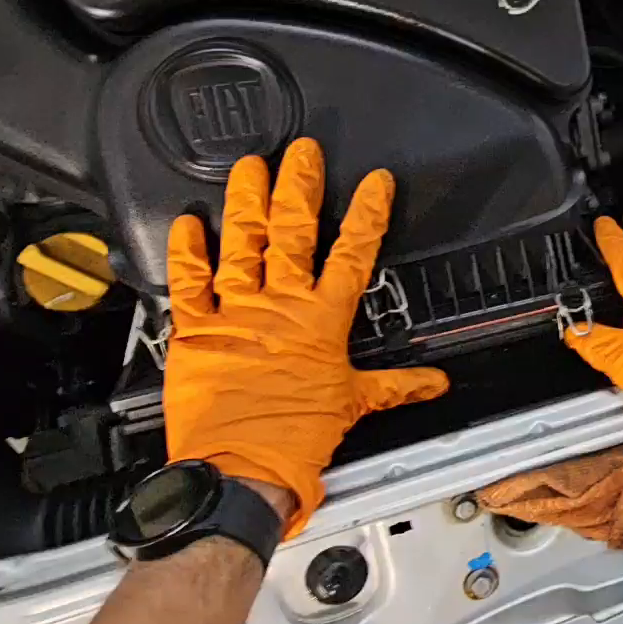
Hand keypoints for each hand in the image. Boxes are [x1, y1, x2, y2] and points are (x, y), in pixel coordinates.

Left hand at [164, 137, 447, 535]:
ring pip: (242, 244)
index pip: (354, 252)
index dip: (368, 212)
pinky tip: (190, 222)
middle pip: (293, 232)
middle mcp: (280, 305)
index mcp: (322, 319)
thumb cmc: (297, 437)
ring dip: (246, 202)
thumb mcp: (355, 404)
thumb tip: (435, 382)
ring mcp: (235, 313)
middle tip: (302, 152)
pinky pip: (189, 283)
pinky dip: (187, 252)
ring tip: (250, 166)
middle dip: (300, 186)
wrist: (239, 471)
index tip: (377, 181)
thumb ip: (397, 385)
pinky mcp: (195, 331)